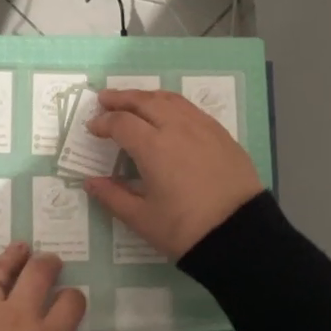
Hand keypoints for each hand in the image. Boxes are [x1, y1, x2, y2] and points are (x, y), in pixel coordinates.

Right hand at [83, 89, 263, 259]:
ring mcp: (203, 127)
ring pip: (170, 100)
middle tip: (105, 99)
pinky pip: (190, 109)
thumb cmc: (184, 229)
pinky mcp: (221, 134)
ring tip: (134, 101)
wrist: (240, 233)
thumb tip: (91, 182)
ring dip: (147, 97)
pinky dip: (171, 105)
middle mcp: (177, 128)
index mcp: (153, 147)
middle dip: (121, 98)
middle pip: (144, 101)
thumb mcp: (142, 219)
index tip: (92, 128)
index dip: (103, 122)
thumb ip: (112, 197)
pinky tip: (169, 114)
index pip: (121, 123)